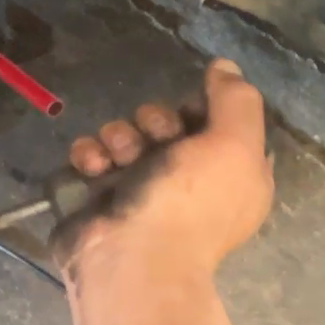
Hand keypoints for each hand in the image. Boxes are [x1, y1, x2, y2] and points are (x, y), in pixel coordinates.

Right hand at [49, 59, 273, 281]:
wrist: (129, 258)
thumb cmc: (189, 202)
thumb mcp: (233, 145)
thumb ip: (235, 100)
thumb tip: (225, 66)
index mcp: (229, 172)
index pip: (213, 121)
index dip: (198, 110)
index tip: (189, 115)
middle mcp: (186, 179)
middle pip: (164, 124)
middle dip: (152, 123)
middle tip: (152, 141)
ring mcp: (139, 188)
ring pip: (124, 135)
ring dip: (117, 137)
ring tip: (116, 159)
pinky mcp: (97, 194)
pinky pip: (91, 156)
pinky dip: (88, 155)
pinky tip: (91, 167)